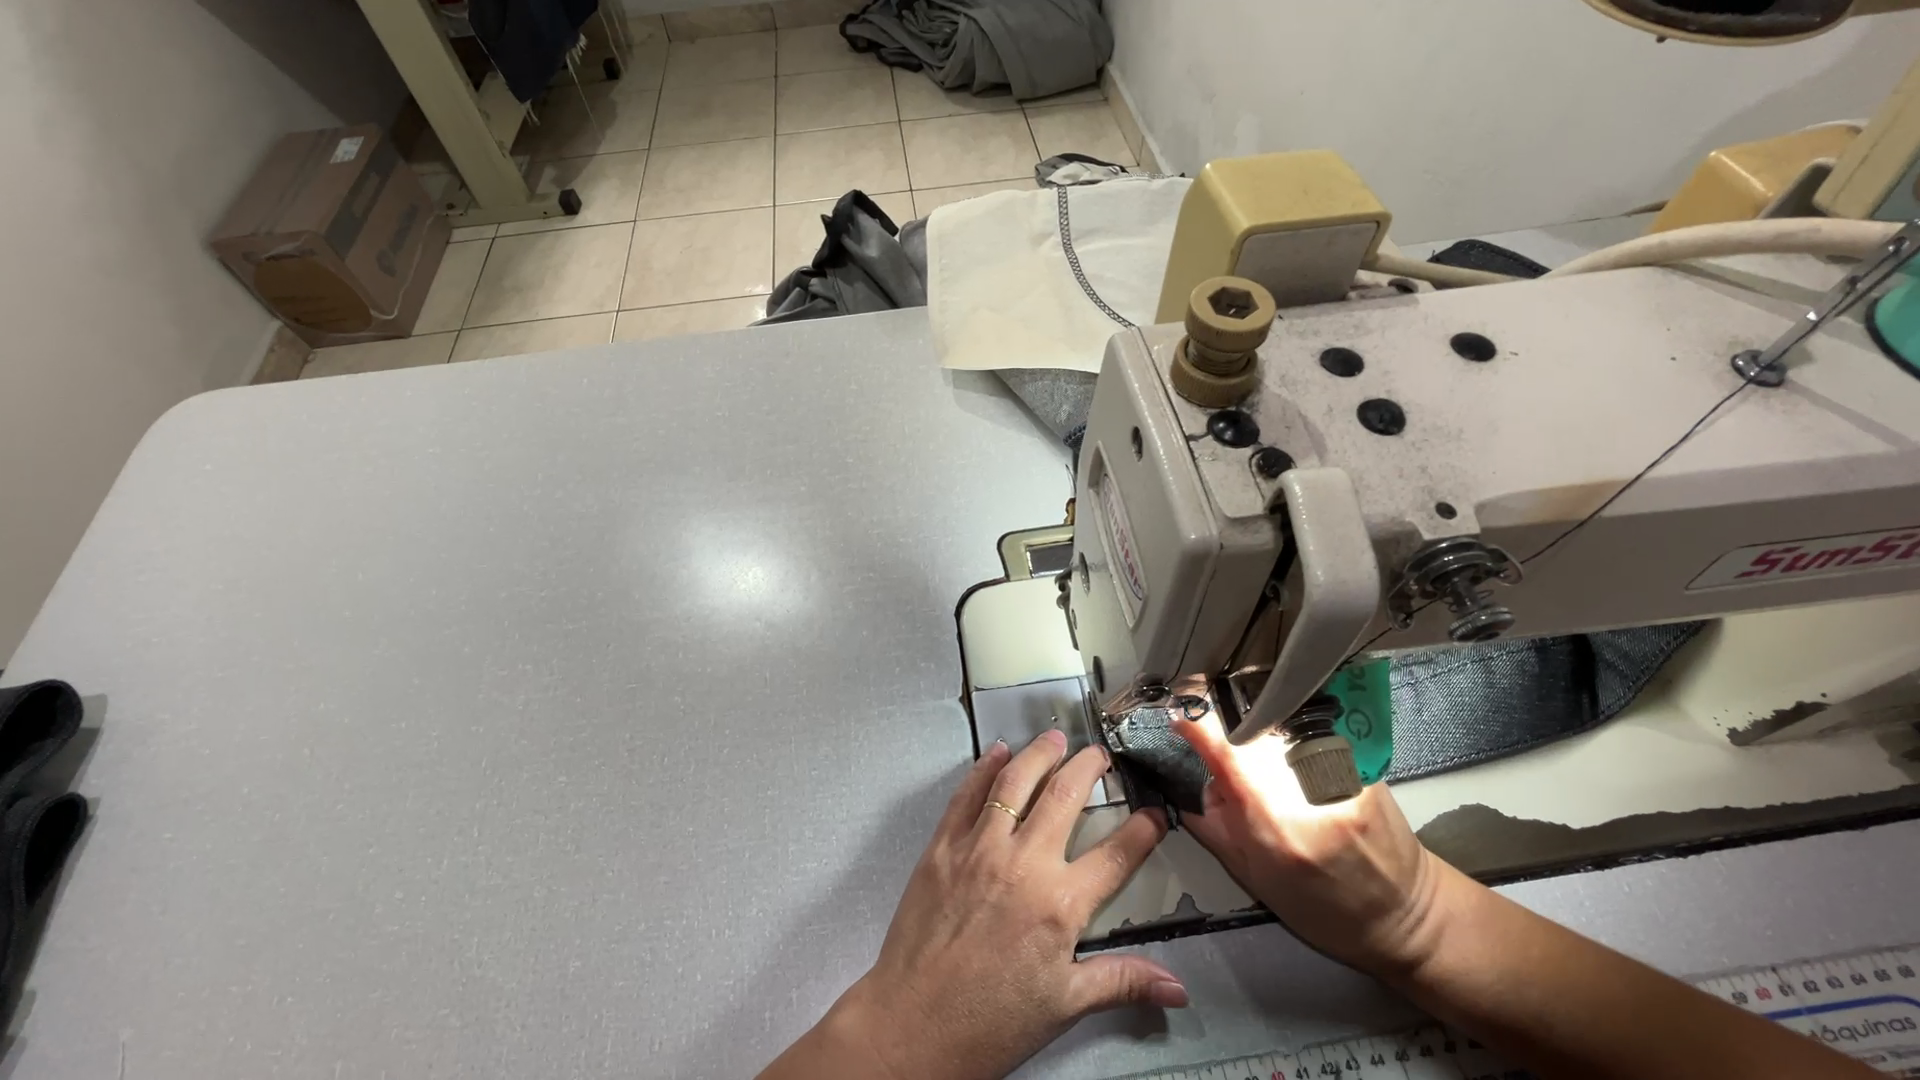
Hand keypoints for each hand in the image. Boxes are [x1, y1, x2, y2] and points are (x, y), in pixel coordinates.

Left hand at [764, 731, 1183, 1079]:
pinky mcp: (942, 847)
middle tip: (1100, 754)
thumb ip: (1122, 981)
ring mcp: (979, 849)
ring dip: (1038, 754)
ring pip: (1014, 783)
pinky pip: (966, 796)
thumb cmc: (991, 1020)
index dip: (1143, 829)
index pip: (1117, 854)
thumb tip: (1177, 989)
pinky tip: (996, 753)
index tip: (1154, 812)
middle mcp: (1024, 863)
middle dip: (1088, 767)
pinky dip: (983, 769)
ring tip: (1055, 738)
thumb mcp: (1065, 1003)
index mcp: (1061, 903)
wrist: (913, 1023)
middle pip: (1065, 797)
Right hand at [1175, 712, 1445, 979]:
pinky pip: (1314, 739)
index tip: (1181, 721)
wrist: (1405, 917)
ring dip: (1262, 741)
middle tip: (1226, 759)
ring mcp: (1341, 777)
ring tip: (1268, 770)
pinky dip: (1294, 746)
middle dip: (1231, 739)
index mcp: (1274, 828)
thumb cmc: (1323, 911)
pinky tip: (1300, 771)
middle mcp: (1308, 795)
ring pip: (1282, 734)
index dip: (1199, 729)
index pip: (1228, 753)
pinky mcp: (1364, 767)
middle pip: (1253, 736)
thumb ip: (1213, 826)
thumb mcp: (1252, 878)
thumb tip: (1186, 783)